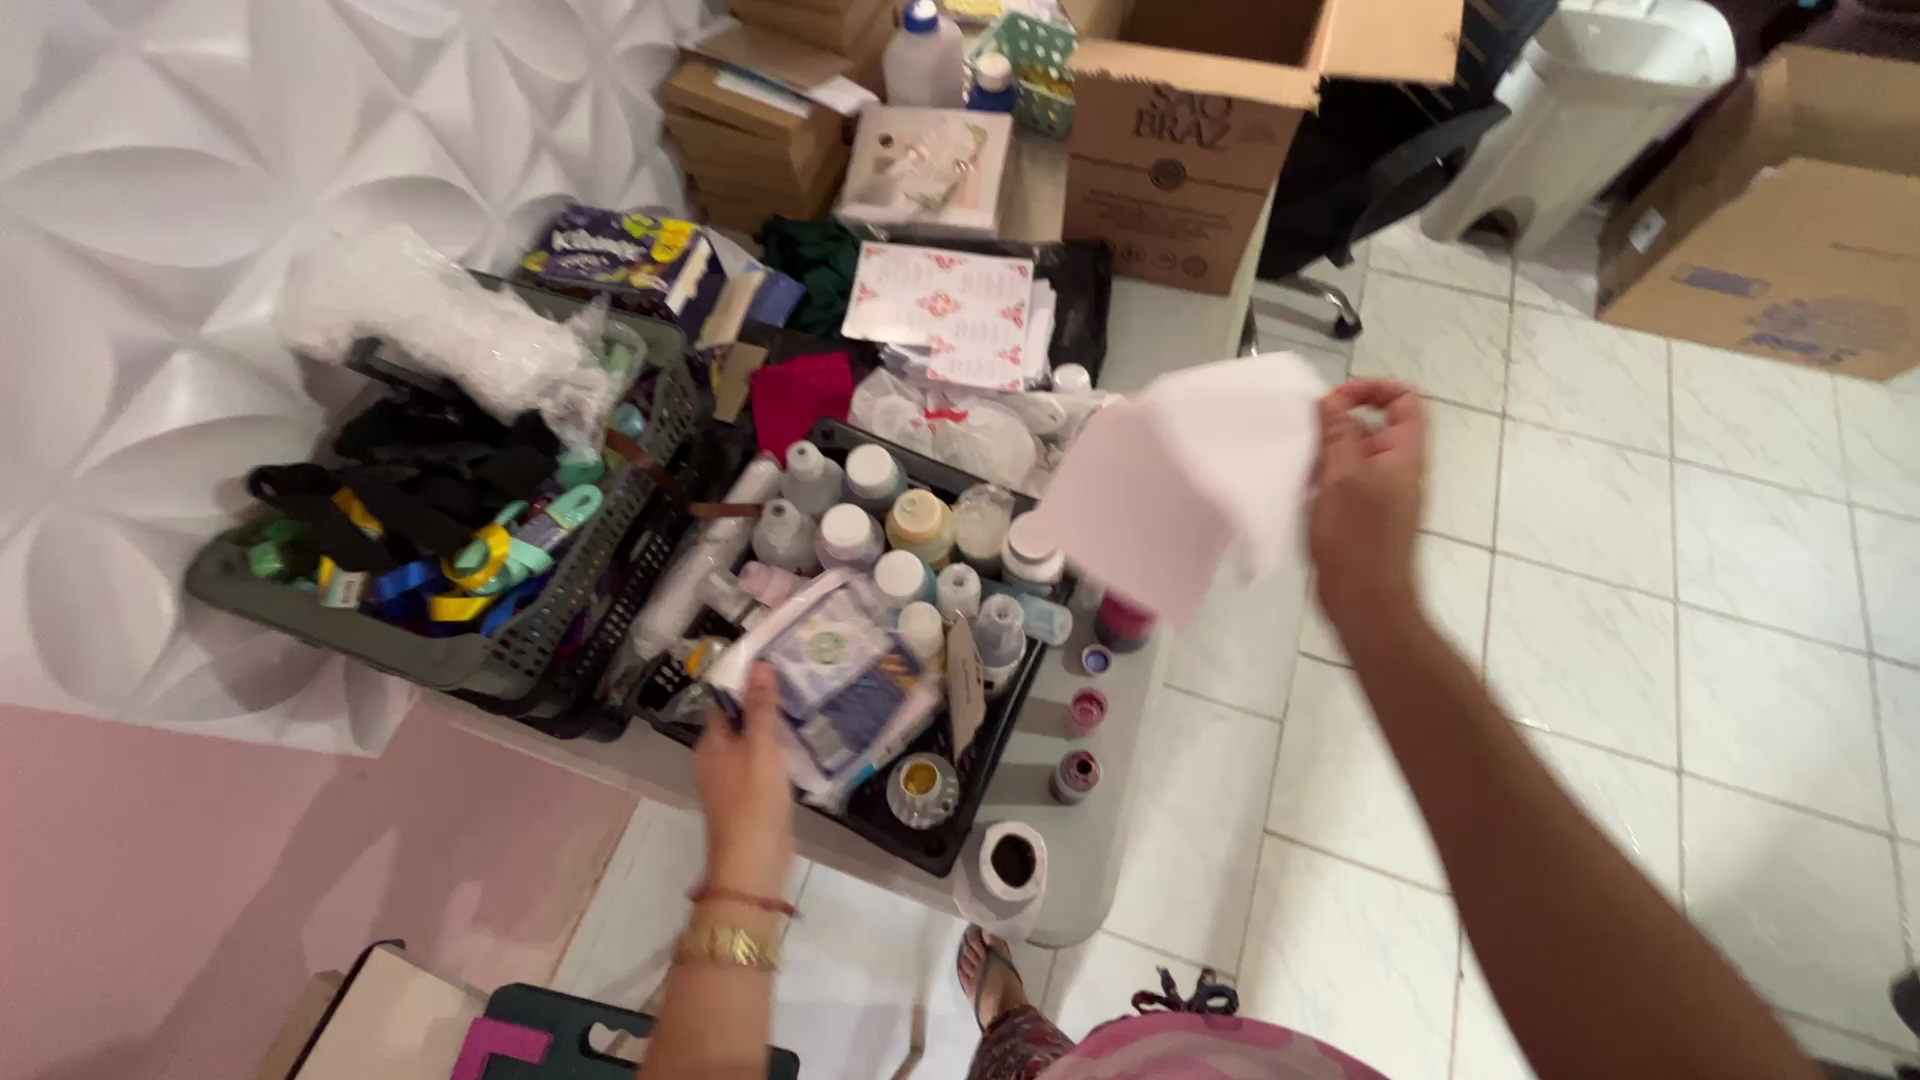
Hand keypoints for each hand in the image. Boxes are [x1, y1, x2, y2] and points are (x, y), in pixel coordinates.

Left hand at [696, 663, 793, 896]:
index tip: (776, 663)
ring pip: (754, 743)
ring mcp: (733, 779)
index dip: (746, 681)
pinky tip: (802, 744)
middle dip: (764, 703)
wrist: (753, 861)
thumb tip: (759, 663)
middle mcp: (716, 758)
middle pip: (740, 721)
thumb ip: (761, 706)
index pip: (724, 701)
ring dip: (774, 728)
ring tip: (806, 705)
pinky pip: (764, 764)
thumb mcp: (761, 747)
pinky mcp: (751, 796)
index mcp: (711, 743)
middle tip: (799, 680)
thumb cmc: (753, 799)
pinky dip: (779, 752)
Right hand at [1310, 378, 1426, 628]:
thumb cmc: (1357, 537)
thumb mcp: (1344, 478)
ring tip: (1294, 460)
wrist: (1364, 599)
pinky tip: (1296, 488)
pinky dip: (1319, 477)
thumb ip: (1339, 435)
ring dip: (1323, 451)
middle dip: (1336, 422)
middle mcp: (1395, 469)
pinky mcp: (1358, 514)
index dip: (1373, 389)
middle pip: (1372, 426)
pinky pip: (1340, 482)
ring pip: (1351, 455)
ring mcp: (1377, 493)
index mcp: (1404, 454)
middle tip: (1302, 431)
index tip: (1333, 400)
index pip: (1404, 400)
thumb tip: (1330, 402)